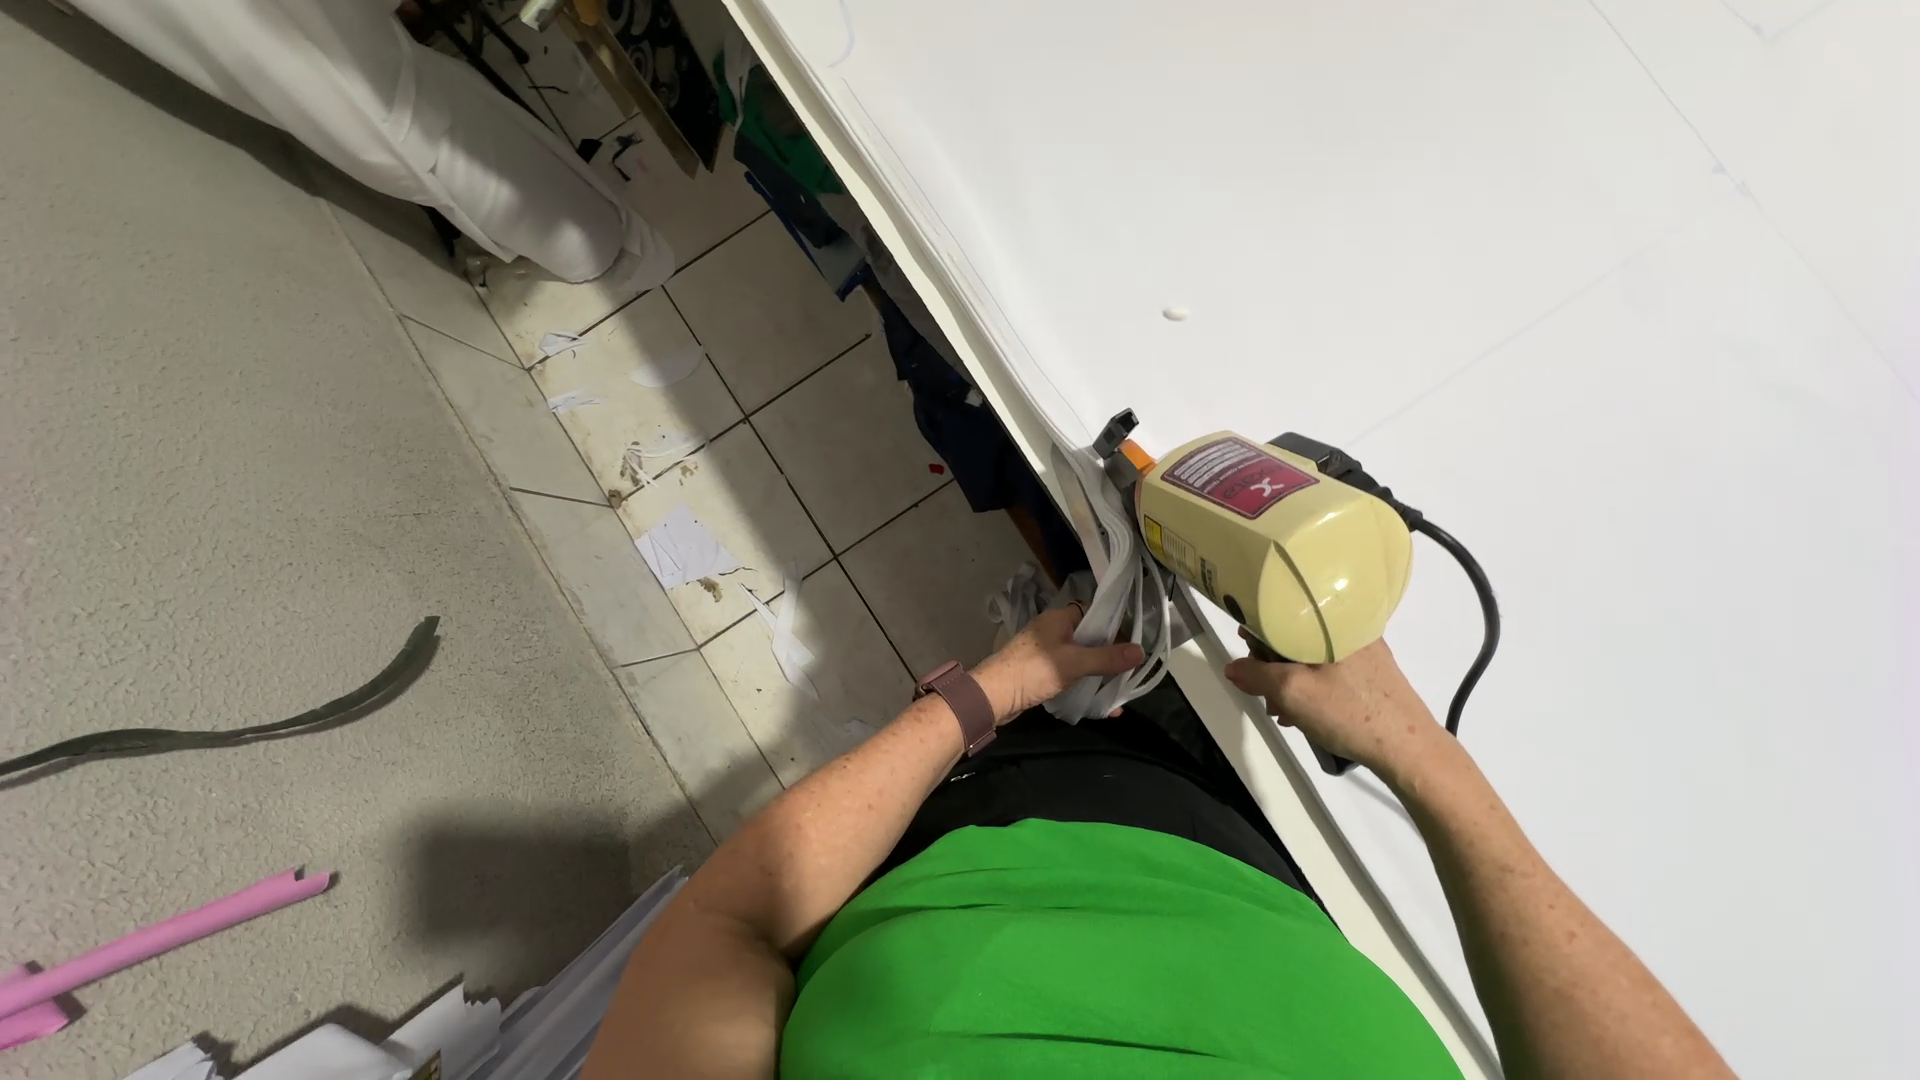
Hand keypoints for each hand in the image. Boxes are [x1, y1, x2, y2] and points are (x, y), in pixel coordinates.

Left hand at [971, 605, 1143, 723]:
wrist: (994, 695)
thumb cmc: (1033, 671)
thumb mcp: (1075, 663)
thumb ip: (1107, 658)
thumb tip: (1141, 651)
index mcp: (1059, 619)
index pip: (1093, 613)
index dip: (1113, 625)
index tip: (1132, 642)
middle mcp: (1052, 631)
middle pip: (1089, 638)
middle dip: (1109, 654)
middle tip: (1130, 670)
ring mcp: (1045, 652)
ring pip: (1080, 659)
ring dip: (1098, 673)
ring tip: (1120, 690)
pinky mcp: (1040, 672)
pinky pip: (1070, 675)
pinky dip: (1084, 685)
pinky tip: (1101, 704)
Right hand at [1224, 634, 1448, 782]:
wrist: (1410, 751)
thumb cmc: (1350, 713)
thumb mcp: (1291, 692)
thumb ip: (1256, 674)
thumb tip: (1233, 668)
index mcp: (1335, 624)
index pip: (1283, 615)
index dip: (1258, 635)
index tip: (1248, 660)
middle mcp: (1352, 630)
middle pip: (1296, 638)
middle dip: (1273, 666)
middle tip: (1267, 697)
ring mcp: (1365, 653)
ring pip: (1311, 657)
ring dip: (1290, 682)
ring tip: (1284, 713)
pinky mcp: (1373, 675)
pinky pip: (1329, 671)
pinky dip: (1312, 687)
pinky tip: (1305, 714)